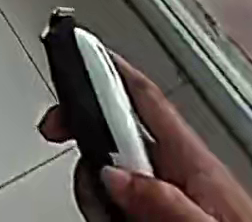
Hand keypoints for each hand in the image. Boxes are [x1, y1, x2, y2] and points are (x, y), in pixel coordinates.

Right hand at [39, 58, 251, 221]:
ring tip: (104, 212)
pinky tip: (108, 217)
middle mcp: (179, 175)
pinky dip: (101, 204)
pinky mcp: (156, 218)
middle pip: (114, 127)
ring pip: (108, 166)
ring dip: (92, 180)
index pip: (144, 95)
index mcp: (196, 163)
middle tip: (55, 130)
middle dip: (81, 125)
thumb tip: (113, 172)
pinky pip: (114, 197)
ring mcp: (169, 198)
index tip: (76, 46)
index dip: (109, 64)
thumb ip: (164, 198)